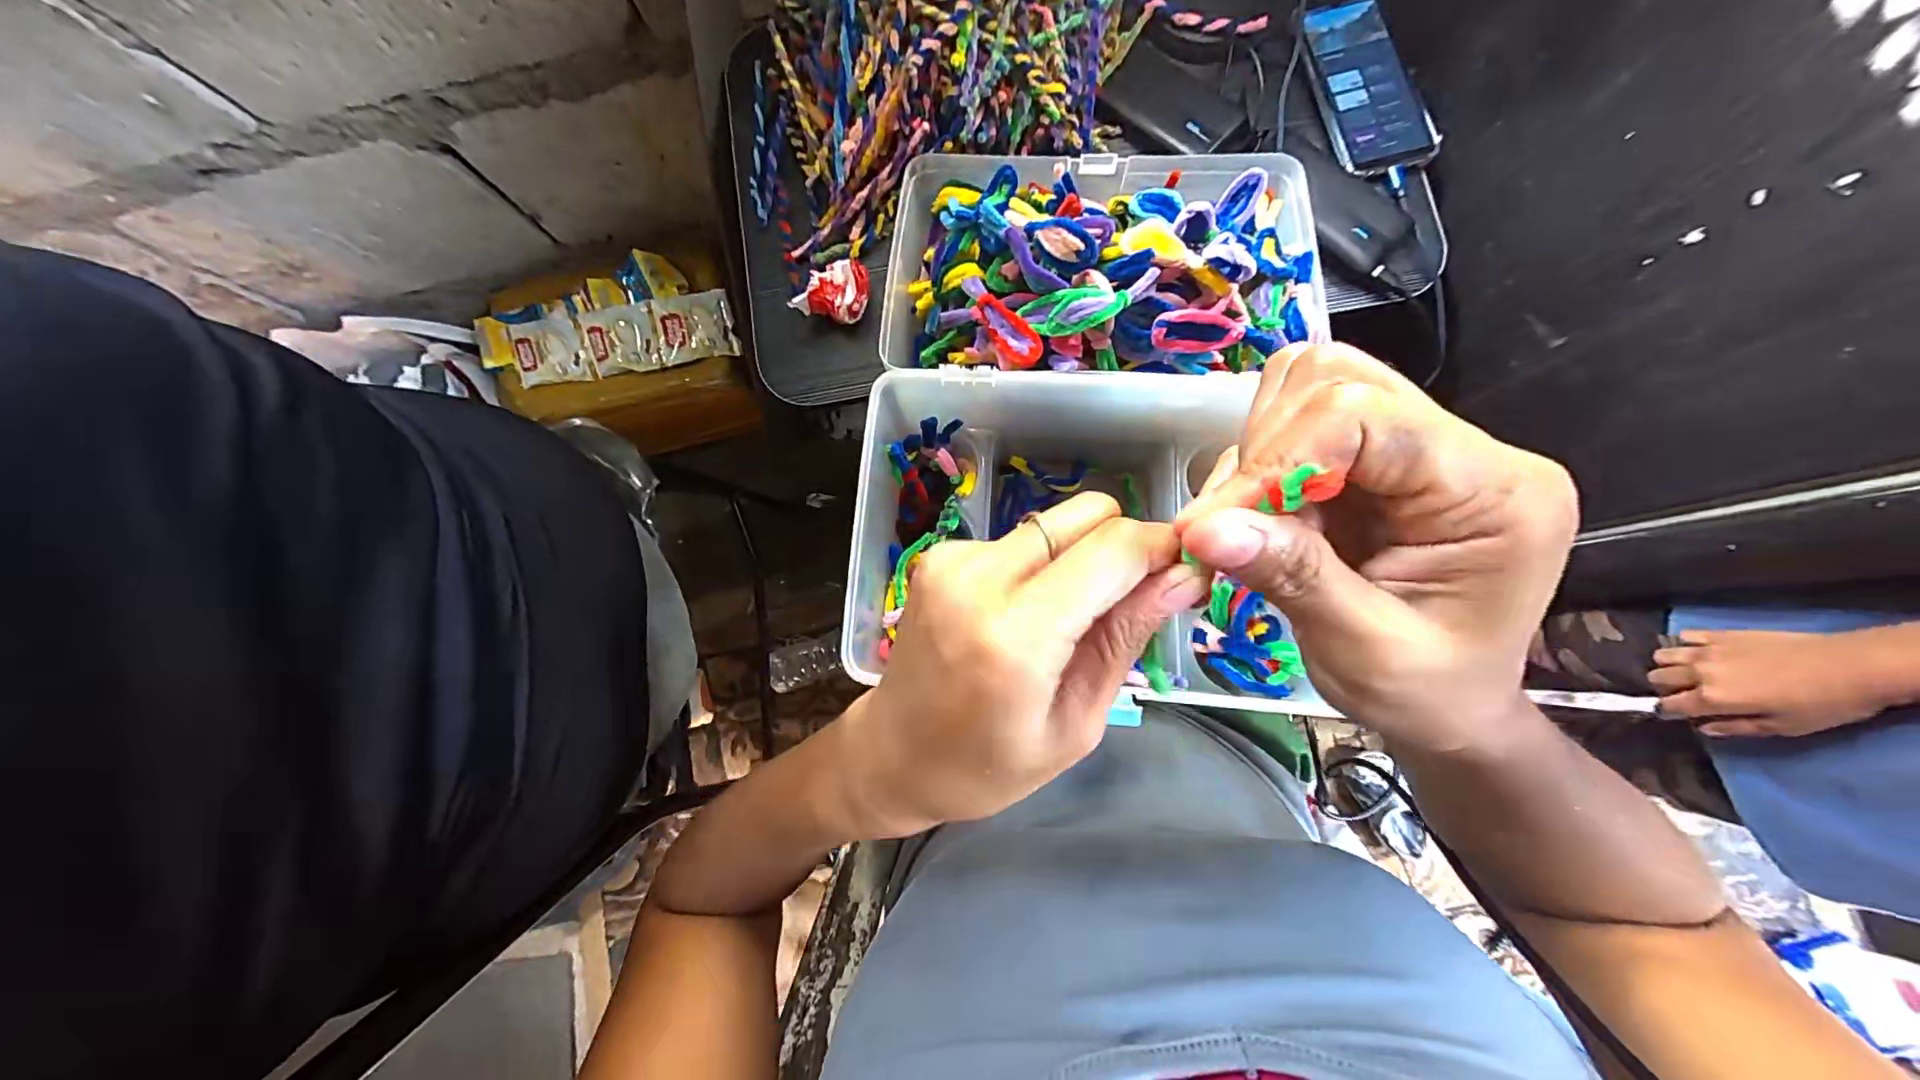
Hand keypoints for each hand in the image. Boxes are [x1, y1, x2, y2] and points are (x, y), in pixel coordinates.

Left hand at [839, 491, 1206, 837]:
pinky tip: (1026, 612)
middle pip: (1088, 514)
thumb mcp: (1075, 723)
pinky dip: (1043, 564)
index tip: (1183, 573)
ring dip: (1083, 556)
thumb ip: (1126, 638)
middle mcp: (978, 578)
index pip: (1113, 549)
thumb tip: (1184, 576)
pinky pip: (1020, 537)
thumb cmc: (987, 765)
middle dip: (1124, 546)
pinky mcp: (941, 553)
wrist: (892, 755)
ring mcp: (953, 558)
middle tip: (1129, 600)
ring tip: (1070, 617)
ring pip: (1056, 522)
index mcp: (1015, 635)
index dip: (1162, 549)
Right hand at [1175, 343, 1578, 752]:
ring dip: (1257, 452)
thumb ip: (1291, 575)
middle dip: (1264, 450)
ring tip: (1249, 524)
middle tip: (1231, 524)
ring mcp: (1414, 449)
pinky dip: (1257, 466)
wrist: (1449, 710)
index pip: (1365, 417)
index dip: (1278, 459)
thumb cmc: (1424, 692)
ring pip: (1307, 390)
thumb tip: (1203, 529)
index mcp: (1490, 492)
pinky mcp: (1374, 461)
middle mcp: (1460, 450)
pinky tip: (1259, 520)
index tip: (1217, 524)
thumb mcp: (1360, 647)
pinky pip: (1295, 425)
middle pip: (1333, 381)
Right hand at [1651, 629, 1899, 736]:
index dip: (1667, 711)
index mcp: (1712, 698)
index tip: (1674, 715)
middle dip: (1664, 687)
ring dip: (1669, 665)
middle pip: (1657, 677)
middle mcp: (1700, 672)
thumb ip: (1738, 727)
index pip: (1668, 705)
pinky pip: (1685, 636)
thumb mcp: (1785, 726)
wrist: (1852, 665)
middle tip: (1685, 693)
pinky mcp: (1720, 634)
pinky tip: (1701, 652)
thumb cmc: (1823, 703)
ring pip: (1663, 655)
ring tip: (1688, 671)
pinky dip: (1684, 644)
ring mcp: (1707, 649)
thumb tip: (1705, 727)